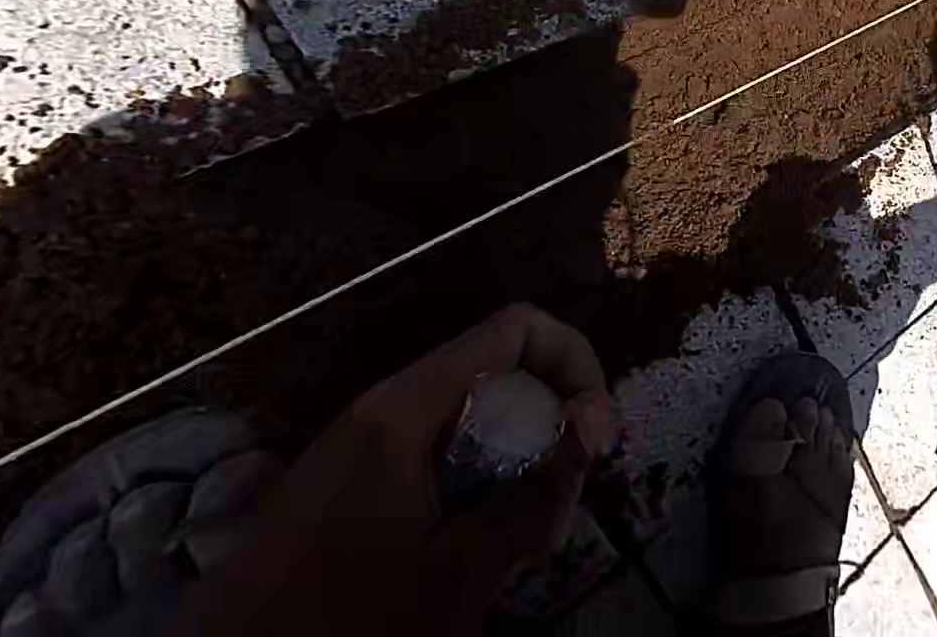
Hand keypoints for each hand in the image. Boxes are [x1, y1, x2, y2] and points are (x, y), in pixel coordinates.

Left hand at [184, 304, 615, 634]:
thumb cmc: (338, 632)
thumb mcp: (455, 573)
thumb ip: (535, 489)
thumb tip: (598, 420)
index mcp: (409, 405)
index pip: (516, 329)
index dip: (571, 359)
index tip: (595, 428)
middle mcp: (391, 402)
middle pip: (503, 374)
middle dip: (550, 429)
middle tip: (561, 513)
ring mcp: (371, 437)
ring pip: (478, 416)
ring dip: (521, 464)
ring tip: (528, 543)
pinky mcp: (358, 474)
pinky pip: (444, 449)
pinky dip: (482, 482)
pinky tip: (484, 546)